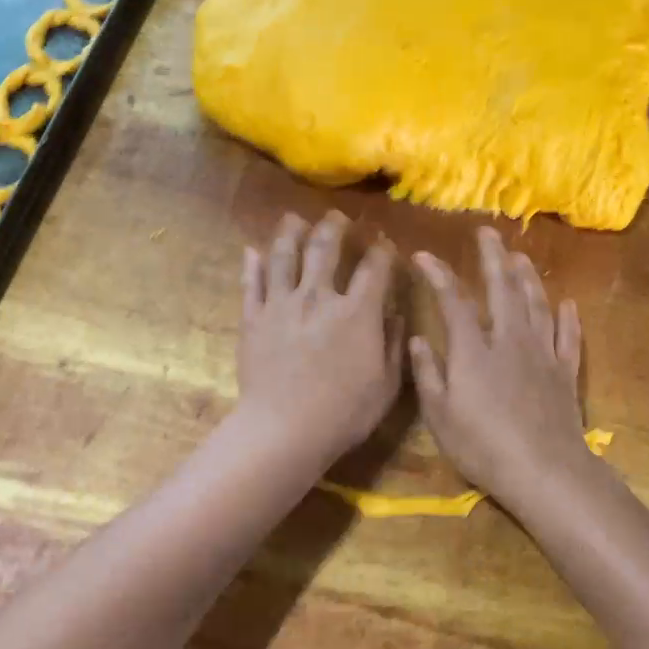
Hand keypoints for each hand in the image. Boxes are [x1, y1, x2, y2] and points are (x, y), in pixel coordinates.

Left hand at [237, 210, 402, 462]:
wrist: (284, 429)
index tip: (384, 244)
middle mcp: (318, 297)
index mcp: (357, 312)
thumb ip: (394, 347)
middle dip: (333, 228)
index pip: (374, 268)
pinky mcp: (253, 320)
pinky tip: (252, 251)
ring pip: (284, 256)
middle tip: (336, 218)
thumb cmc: (343, 414)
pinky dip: (252, 264)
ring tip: (293, 220)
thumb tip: (397, 316)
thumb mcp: (386, 386)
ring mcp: (281, 305)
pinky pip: (252, 284)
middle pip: (324, 249)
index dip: (382, 251)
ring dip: (290, 234)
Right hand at [409, 227, 588, 501]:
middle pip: (502, 289)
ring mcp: (542, 354)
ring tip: (520, 256)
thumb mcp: (440, 416)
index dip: (437, 275)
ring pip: (536, 304)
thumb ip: (428, 374)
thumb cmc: (482, 447)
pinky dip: (568, 317)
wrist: (544, 469)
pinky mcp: (565, 372)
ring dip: (527, 277)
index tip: (422, 256)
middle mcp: (509, 340)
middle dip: (492, 257)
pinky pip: (568, 336)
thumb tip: (418, 340)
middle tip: (487, 233)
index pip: (452, 301)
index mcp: (473, 350)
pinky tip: (567, 303)